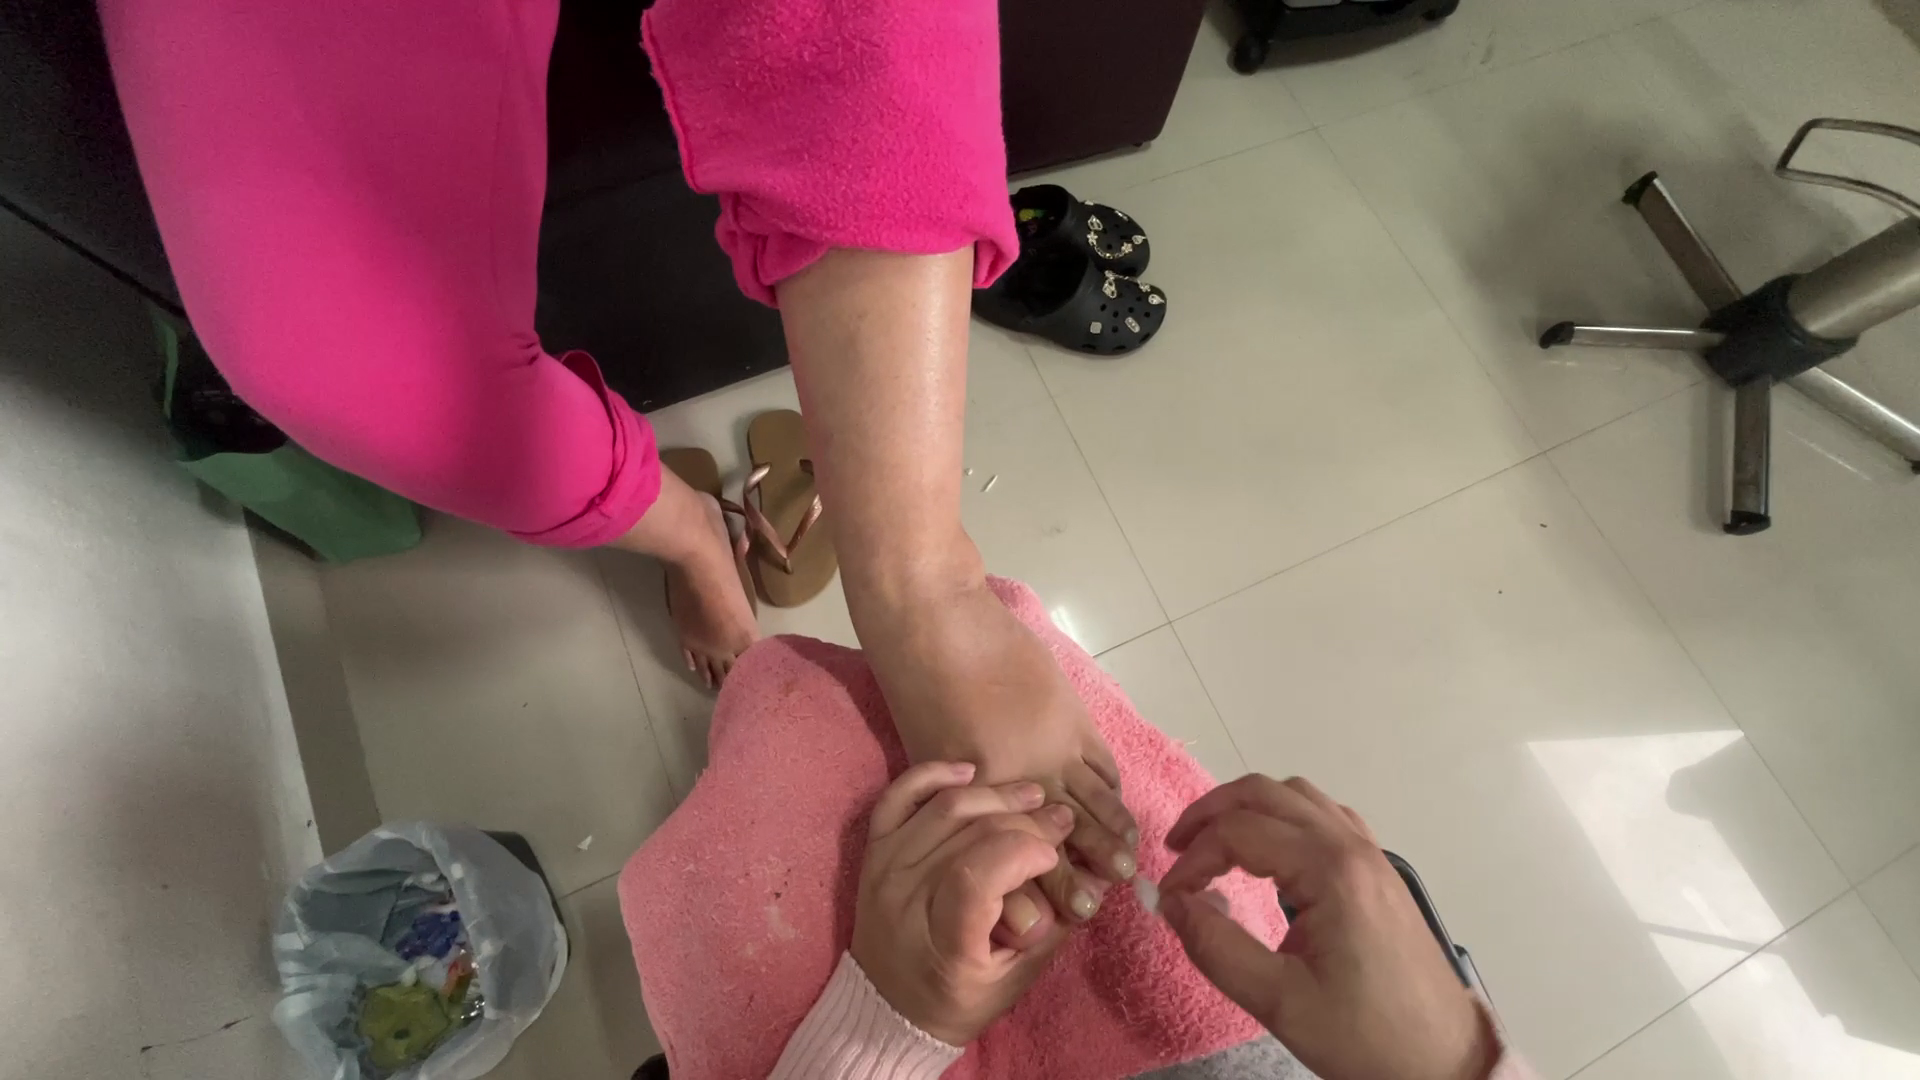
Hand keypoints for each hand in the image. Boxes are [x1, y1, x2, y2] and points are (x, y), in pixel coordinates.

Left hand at [850, 761, 1075, 1045]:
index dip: (1022, 853)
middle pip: (969, 833)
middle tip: (1061, 817)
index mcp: (942, 940)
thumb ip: (1051, 927)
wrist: (885, 1007)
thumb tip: (1094, 876)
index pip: (978, 876)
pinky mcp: (875, 848)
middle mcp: (906, 895)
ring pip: (943, 807)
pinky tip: (970, 771)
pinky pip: (899, 795)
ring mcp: (886, 866)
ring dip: (993, 794)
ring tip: (1032, 793)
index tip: (1054, 854)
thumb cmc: (956, 1000)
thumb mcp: (1012, 981)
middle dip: (1024, 820)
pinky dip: (933, 775)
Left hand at [860, 581, 1138, 939]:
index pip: (1022, 853)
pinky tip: (1119, 803)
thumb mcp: (930, 755)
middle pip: (1068, 835)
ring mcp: (1058, 747)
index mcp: (988, 795)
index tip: (1059, 914)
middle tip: (1103, 902)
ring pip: (1096, 802)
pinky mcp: (1074, 716)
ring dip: (1114, 833)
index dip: (1044, 888)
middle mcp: (1029, 779)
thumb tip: (989, 828)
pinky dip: (1113, 787)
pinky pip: (1103, 763)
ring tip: (1127, 861)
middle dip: (1088, 873)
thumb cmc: (919, 688)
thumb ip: (966, 795)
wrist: (939, 625)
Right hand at [1159, 775, 1498, 1079]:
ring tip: (1215, 841)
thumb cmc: (1366, 1038)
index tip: (1170, 896)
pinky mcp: (1375, 866)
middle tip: (1176, 847)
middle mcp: (1349, 843)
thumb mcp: (1280, 1003)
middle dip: (1209, 813)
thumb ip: (1215, 947)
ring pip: (1292, 793)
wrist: (1449, 1069)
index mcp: (1329, 869)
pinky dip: (1282, 815)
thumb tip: (1171, 901)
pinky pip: (1321, 812)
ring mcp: (1367, 850)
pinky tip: (1270, 847)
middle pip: (1261, 793)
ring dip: (1245, 808)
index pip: (1238, 834)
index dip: (1193, 859)